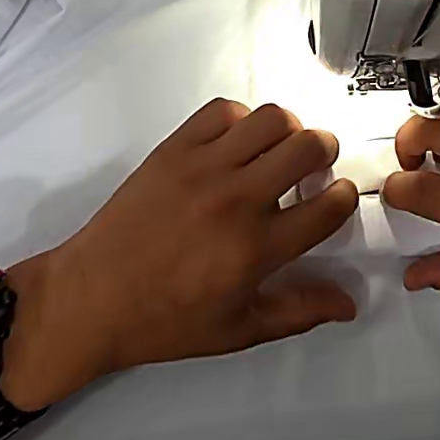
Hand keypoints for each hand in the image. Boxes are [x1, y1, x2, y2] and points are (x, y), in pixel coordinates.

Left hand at [0, 100, 358, 409]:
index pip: (327, 207)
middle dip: (326, 151)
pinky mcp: (175, 148)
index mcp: (256, 248)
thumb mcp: (238, 329)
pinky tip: (237, 141)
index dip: (345, 196)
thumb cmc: (164, 319)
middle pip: (308, 147)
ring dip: (289, 128)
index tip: (339, 195)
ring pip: (271, 118)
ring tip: (280, 148)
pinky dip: (241, 118)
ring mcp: (204, 167)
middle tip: (316, 164)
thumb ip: (299, 311)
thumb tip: (348, 303)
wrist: (91, 298)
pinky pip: (223, 110)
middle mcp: (236, 199)